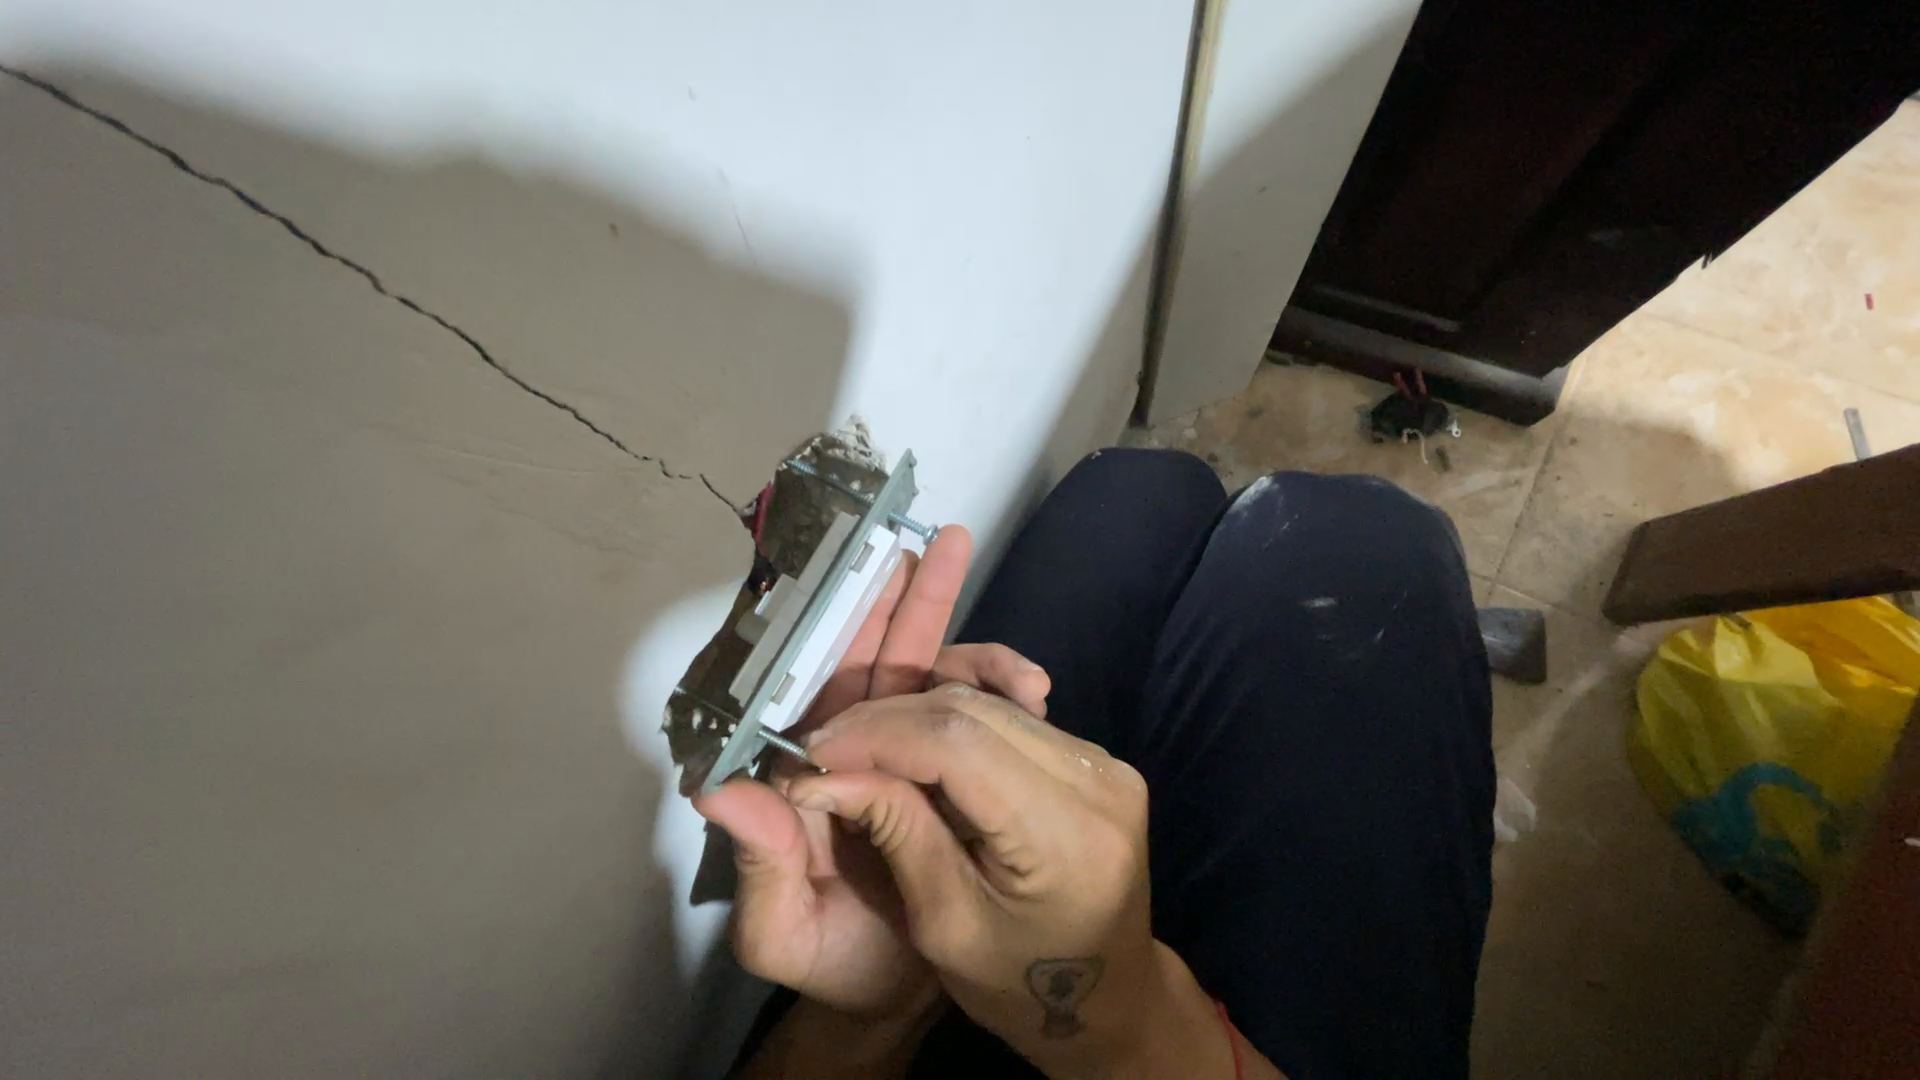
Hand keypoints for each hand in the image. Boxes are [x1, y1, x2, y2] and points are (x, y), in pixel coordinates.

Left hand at [693, 527, 1051, 1018]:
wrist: (903, 994)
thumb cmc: (832, 959)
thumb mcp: (781, 927)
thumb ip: (758, 860)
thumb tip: (712, 786)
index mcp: (811, 765)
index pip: (818, 677)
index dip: (840, 620)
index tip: (865, 566)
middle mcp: (859, 743)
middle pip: (883, 655)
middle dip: (912, 598)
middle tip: (947, 543)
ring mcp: (911, 753)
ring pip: (938, 678)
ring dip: (972, 647)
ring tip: (1016, 657)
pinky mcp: (955, 771)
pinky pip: (978, 720)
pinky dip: (1003, 698)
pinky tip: (1033, 695)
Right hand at [784, 685, 1169, 1074]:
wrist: (1111, 995)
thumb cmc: (1021, 985)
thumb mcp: (945, 926)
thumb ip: (897, 832)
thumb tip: (828, 774)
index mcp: (1066, 834)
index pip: (960, 744)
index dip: (880, 735)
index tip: (817, 751)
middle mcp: (1096, 779)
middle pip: (974, 712)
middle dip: (889, 721)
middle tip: (828, 745)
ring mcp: (1102, 761)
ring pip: (990, 704)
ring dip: (916, 714)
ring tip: (861, 741)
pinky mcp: (1094, 757)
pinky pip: (1010, 715)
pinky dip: (953, 719)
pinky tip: (914, 732)